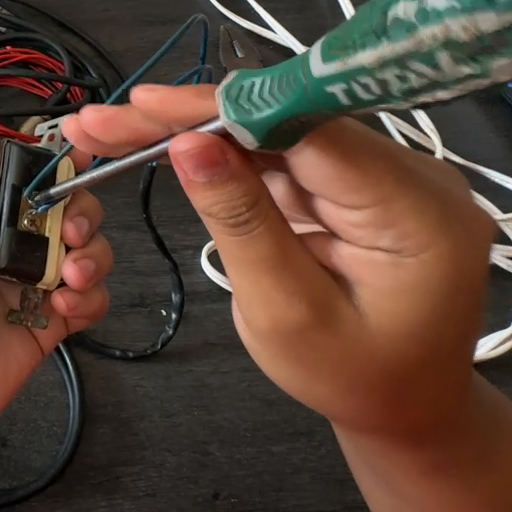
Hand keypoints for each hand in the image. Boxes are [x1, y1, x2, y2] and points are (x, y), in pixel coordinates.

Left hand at [0, 118, 113, 455]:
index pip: (22, 176)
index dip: (54, 166)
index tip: (83, 159)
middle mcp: (4, 243)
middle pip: (65, 211)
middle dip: (81, 215)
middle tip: (71, 235)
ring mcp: (28, 283)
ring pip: (85, 253)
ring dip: (92, 259)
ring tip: (70, 280)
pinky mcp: (47, 323)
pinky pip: (89, 300)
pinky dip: (90, 300)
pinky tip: (66, 310)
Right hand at [66, 85, 495, 441]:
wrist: (403, 408)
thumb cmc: (349, 376)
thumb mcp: (283, 309)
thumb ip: (239, 220)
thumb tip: (186, 144)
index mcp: (413, 209)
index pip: (304, 127)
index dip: (217, 108)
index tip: (141, 104)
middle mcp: (403, 173)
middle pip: (275, 119)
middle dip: (180, 118)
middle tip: (97, 122)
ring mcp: (372, 172)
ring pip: (258, 129)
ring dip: (179, 129)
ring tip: (106, 131)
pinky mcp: (340, 178)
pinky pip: (263, 149)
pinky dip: (203, 149)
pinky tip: (149, 143)